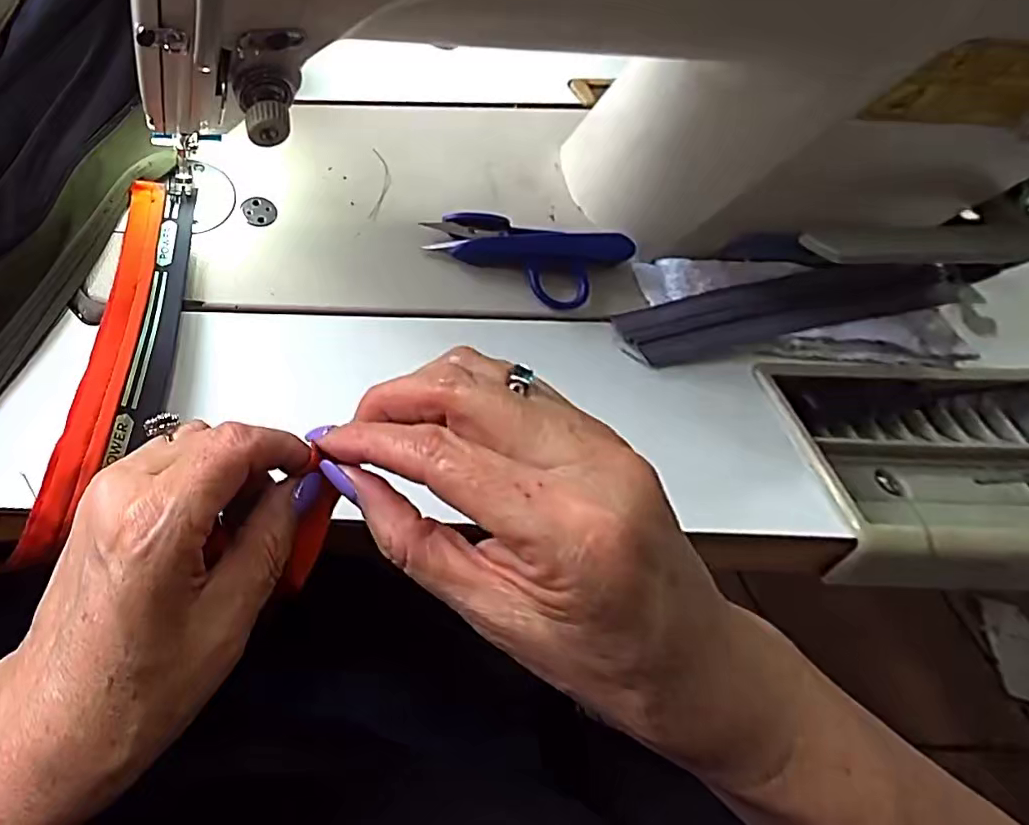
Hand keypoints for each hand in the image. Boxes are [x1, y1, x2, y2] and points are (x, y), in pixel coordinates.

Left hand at [0, 422, 313, 824]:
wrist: (55, 720)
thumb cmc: (130, 692)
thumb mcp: (226, 621)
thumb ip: (269, 540)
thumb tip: (297, 493)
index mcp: (154, 520)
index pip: (233, 443)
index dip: (280, 445)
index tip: (305, 462)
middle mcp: (121, 491)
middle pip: (210, 438)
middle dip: (254, 463)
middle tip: (280, 508)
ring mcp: (103, 491)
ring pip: (186, 445)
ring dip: (224, 471)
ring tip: (238, 529)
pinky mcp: (97, 500)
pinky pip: (162, 464)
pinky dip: (195, 481)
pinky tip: (204, 530)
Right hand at [313, 348, 794, 786]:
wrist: (693, 659)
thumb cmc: (606, 658)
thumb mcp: (490, 616)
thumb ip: (411, 542)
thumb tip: (359, 484)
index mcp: (565, 526)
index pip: (440, 452)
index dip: (372, 439)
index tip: (335, 441)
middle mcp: (589, 463)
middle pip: (461, 388)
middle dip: (390, 397)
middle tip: (356, 427)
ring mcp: (599, 438)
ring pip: (487, 371)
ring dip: (424, 386)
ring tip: (392, 421)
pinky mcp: (598, 430)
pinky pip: (515, 383)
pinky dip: (463, 389)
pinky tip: (440, 416)